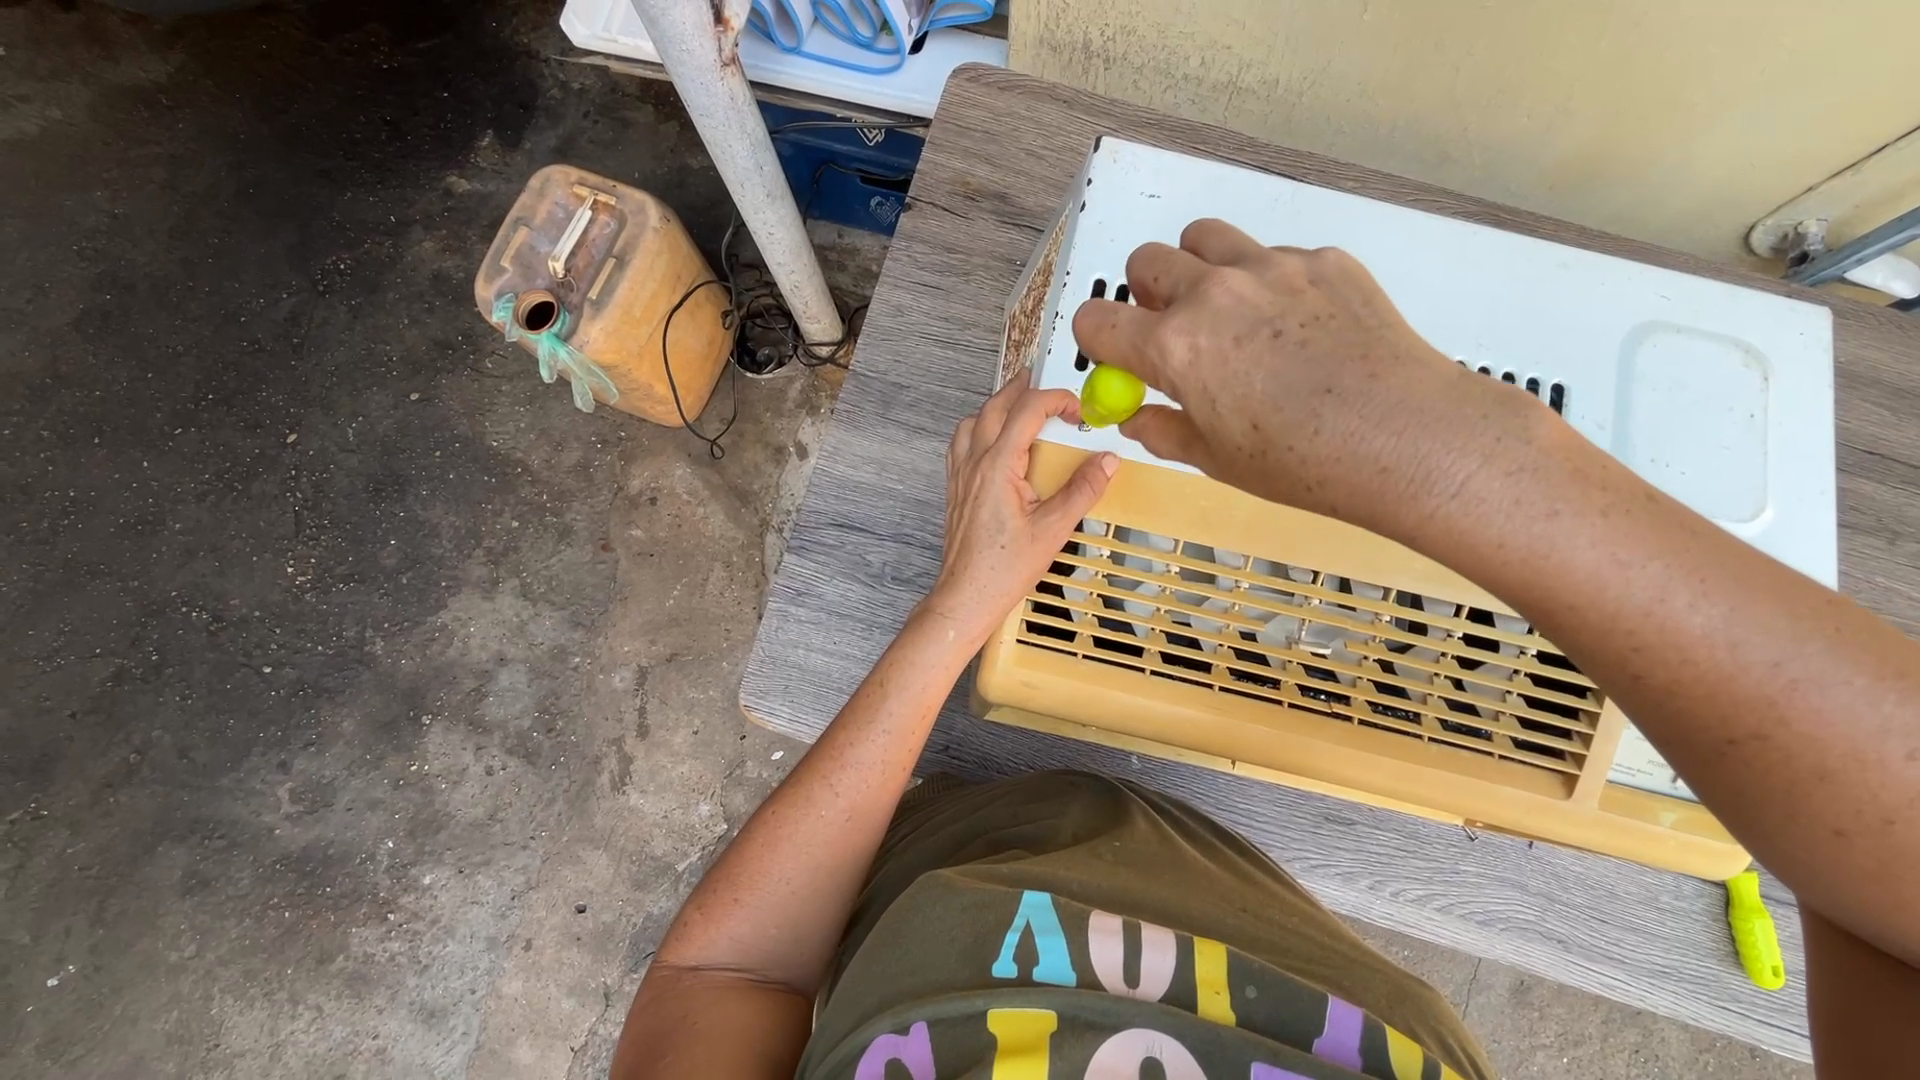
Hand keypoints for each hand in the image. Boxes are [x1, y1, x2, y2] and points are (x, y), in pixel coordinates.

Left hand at [922, 374, 1118, 646]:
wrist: (967, 596)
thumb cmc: (1002, 570)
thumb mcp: (1053, 529)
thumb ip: (1082, 490)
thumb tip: (1105, 462)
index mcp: (998, 467)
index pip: (1027, 411)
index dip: (1056, 400)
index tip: (1077, 409)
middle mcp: (974, 464)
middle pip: (994, 406)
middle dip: (1021, 388)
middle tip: (1043, 380)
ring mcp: (961, 476)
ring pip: (972, 422)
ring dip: (996, 406)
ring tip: (1019, 405)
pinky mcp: (956, 490)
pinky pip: (960, 444)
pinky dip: (977, 430)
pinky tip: (991, 441)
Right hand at [1071, 219, 1534, 538]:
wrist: (1406, 437)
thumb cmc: (1307, 461)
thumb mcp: (1215, 459)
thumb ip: (1163, 430)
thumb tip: (1137, 418)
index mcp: (1175, 347)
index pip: (1097, 321)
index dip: (1097, 340)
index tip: (1113, 354)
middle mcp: (1215, 294)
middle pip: (1145, 263)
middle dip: (1144, 296)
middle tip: (1169, 332)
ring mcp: (1271, 268)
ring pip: (1203, 238)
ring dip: (1196, 268)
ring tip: (1223, 311)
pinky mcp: (1322, 260)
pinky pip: (1272, 253)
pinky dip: (1265, 279)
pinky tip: (1294, 326)